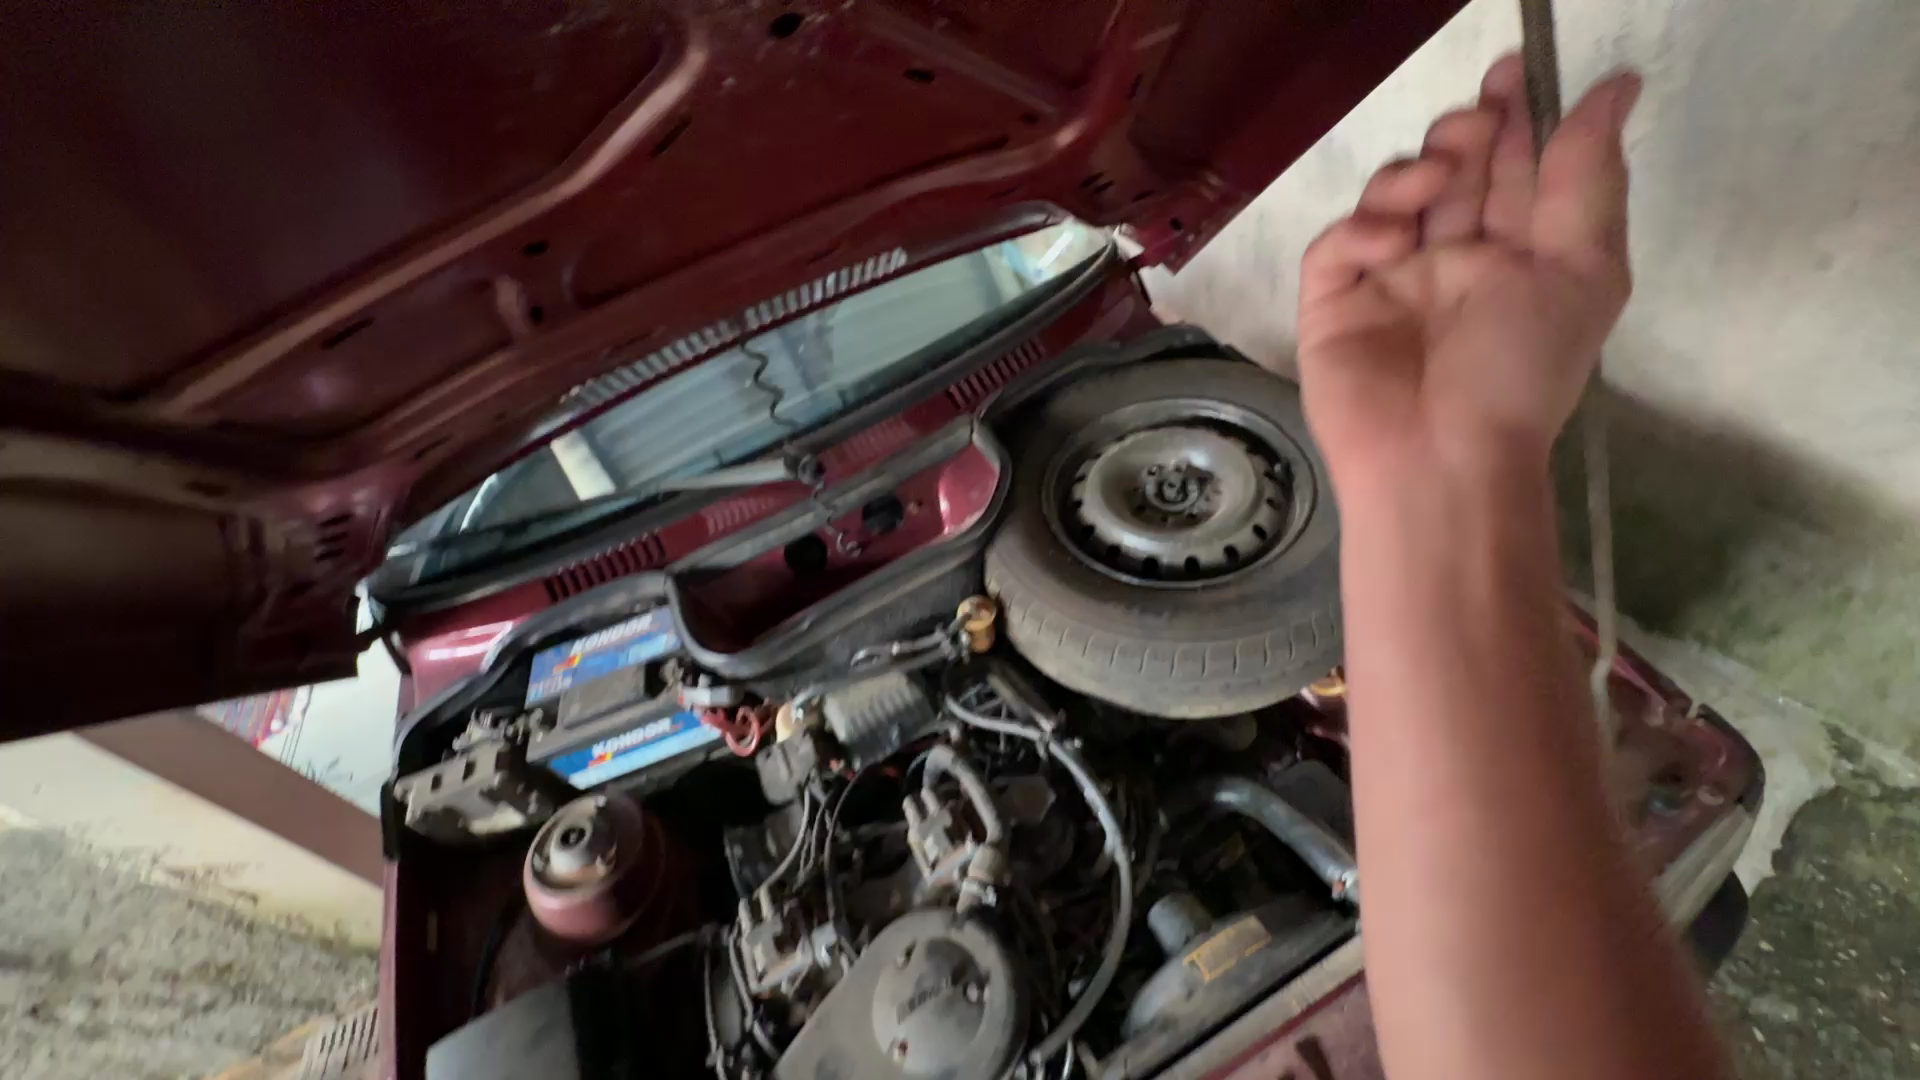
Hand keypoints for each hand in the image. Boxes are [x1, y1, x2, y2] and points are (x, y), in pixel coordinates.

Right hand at [1296, 56, 1640, 489]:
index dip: (1512, 118)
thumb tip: (1613, 86)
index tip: (1512, 72)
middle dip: (1459, 136)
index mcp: (1511, 257)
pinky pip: (1331, 251)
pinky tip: (1388, 246)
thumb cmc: (1516, 374)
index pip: (1508, 172)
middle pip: (1445, 176)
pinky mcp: (1330, 308)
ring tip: (1433, 181)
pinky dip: (1356, 233)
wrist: (1437, 456)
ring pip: (1382, 203)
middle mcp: (1446, 264)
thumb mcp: (1580, 272)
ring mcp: (1383, 285)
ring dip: (1407, 175)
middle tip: (1469, 127)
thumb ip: (1587, 179)